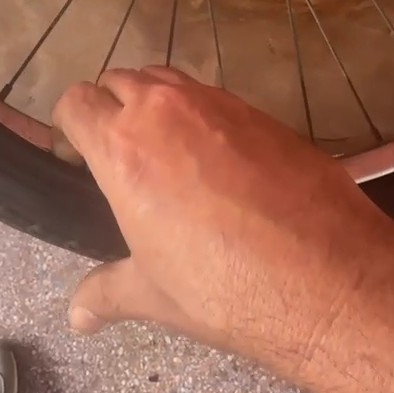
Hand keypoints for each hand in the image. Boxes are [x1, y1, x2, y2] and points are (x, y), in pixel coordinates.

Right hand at [51, 67, 393, 376]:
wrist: (325, 274)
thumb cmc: (225, 286)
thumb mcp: (155, 294)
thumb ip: (106, 293)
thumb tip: (78, 315)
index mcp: (123, 148)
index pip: (75, 102)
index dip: (68, 124)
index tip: (76, 151)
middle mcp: (163, 111)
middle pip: (117, 80)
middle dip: (109, 107)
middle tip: (119, 152)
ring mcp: (213, 102)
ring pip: (163, 77)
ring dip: (152, 100)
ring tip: (164, 147)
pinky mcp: (255, 107)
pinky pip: (209, 93)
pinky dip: (197, 110)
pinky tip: (215, 156)